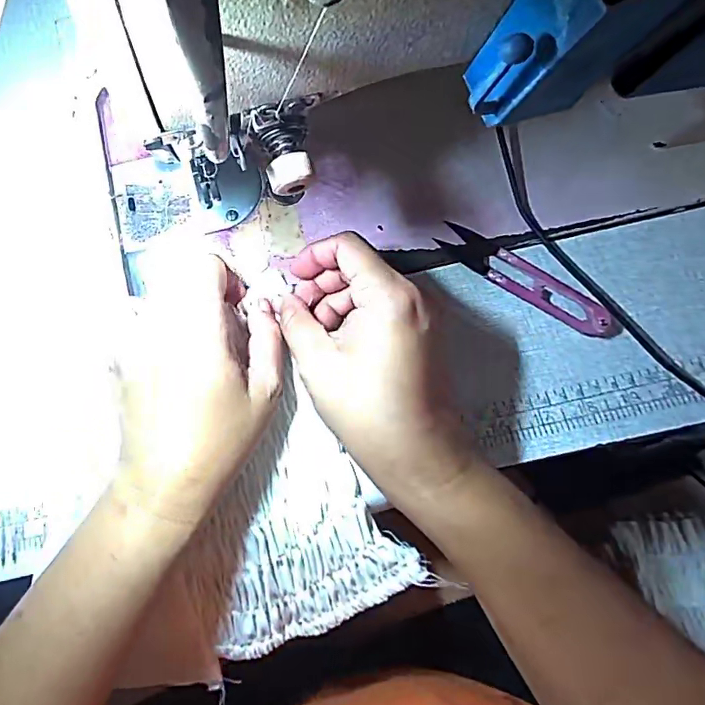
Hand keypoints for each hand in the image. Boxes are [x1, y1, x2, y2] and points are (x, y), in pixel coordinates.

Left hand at [113, 245, 284, 525]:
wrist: (161, 481)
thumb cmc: (220, 443)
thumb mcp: (264, 395)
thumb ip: (268, 337)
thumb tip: (261, 303)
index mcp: (197, 331)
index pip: (203, 263)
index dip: (227, 276)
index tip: (238, 305)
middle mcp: (159, 324)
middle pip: (181, 274)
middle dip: (207, 290)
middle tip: (223, 328)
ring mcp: (133, 337)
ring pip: (162, 294)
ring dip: (185, 306)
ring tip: (199, 349)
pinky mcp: (120, 351)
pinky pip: (143, 317)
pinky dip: (163, 324)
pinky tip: (174, 363)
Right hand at [273, 232, 480, 498]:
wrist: (420, 457)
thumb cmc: (371, 414)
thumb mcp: (316, 361)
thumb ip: (294, 319)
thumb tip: (284, 300)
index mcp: (389, 296)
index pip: (347, 246)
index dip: (312, 255)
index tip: (293, 276)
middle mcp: (412, 297)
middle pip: (357, 265)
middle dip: (320, 281)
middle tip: (295, 307)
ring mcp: (420, 315)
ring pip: (367, 286)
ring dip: (333, 300)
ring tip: (311, 331)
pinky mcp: (420, 332)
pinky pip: (380, 306)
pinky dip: (352, 314)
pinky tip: (332, 342)